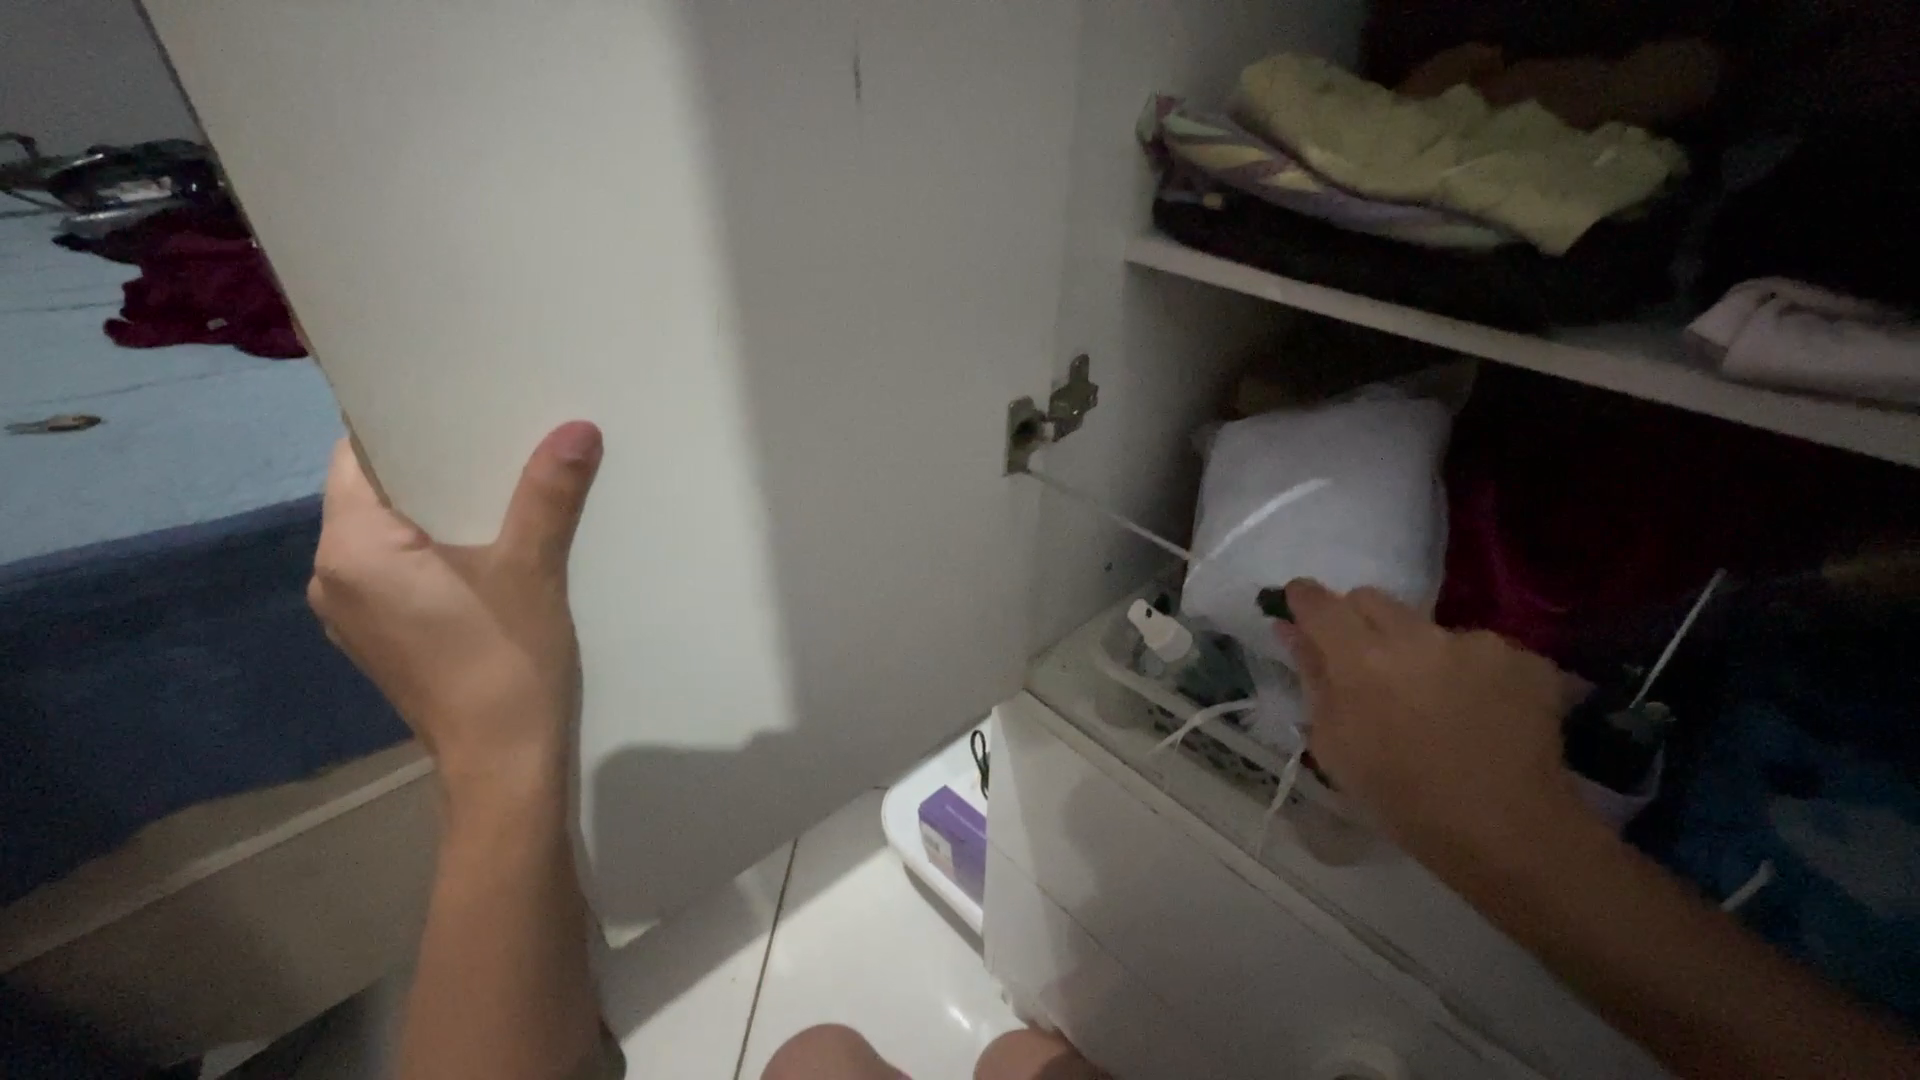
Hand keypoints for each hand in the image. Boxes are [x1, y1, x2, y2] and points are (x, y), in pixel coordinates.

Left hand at [308, 422, 602, 803]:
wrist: (503, 763)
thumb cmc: (507, 662)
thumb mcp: (532, 569)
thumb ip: (547, 494)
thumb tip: (577, 427)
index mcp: (352, 549)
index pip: (360, 456)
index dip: (408, 423)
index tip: (461, 399)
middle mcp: (334, 576)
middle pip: (378, 493)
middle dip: (437, 464)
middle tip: (500, 434)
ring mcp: (354, 612)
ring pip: (392, 534)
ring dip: (441, 508)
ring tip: (503, 482)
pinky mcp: (384, 636)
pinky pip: (402, 568)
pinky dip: (439, 547)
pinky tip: (491, 544)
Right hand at [1281, 579, 1579, 861]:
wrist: (1505, 832)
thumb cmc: (1399, 797)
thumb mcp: (1334, 744)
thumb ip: (1312, 677)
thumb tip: (1290, 631)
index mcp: (1360, 659)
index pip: (1319, 603)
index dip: (1303, 598)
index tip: (1298, 606)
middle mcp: (1417, 636)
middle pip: (1372, 599)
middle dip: (1358, 620)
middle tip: (1363, 662)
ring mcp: (1476, 643)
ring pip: (1428, 627)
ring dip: (1419, 650)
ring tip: (1434, 699)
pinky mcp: (1525, 659)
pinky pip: (1481, 651)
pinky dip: (1472, 672)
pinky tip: (1480, 710)